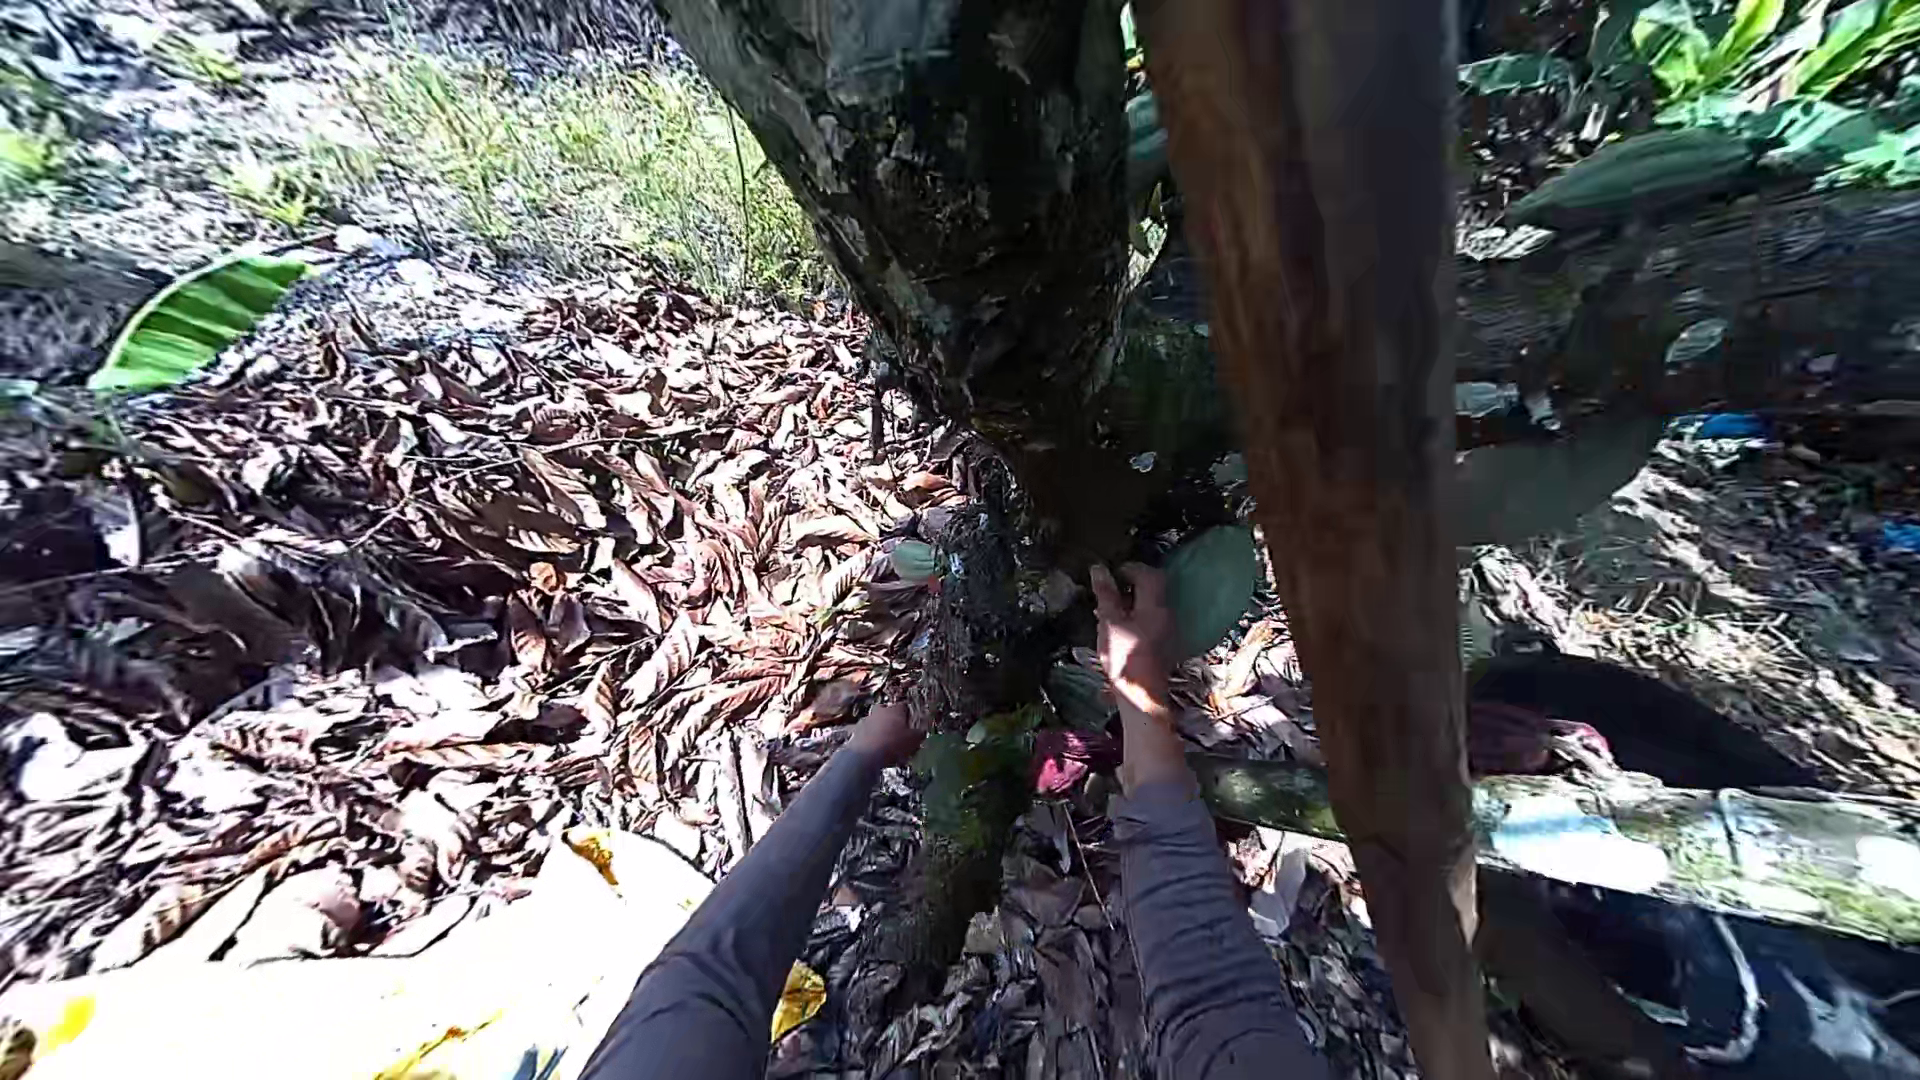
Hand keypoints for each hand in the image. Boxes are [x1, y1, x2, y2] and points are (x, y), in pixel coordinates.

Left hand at [845, 702, 923, 766]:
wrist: (865, 756)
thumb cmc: (893, 745)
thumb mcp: (914, 742)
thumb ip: (919, 735)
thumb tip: (921, 732)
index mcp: (895, 710)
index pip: (904, 706)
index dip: (908, 714)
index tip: (910, 723)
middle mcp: (879, 711)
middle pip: (885, 710)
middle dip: (890, 718)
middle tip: (895, 730)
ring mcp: (865, 721)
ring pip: (874, 720)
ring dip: (878, 728)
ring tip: (883, 741)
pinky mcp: (855, 732)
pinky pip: (864, 733)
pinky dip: (868, 738)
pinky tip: (872, 748)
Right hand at [1090, 563, 1175, 719]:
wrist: (1139, 696)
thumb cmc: (1123, 656)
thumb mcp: (1109, 622)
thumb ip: (1106, 594)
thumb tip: (1099, 569)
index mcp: (1155, 605)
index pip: (1149, 574)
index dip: (1130, 568)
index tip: (1111, 573)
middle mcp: (1166, 614)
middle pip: (1152, 588)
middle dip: (1131, 584)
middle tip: (1108, 589)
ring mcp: (1166, 630)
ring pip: (1150, 604)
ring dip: (1131, 601)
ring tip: (1108, 609)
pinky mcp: (1161, 643)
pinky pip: (1149, 619)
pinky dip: (1134, 616)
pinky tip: (1117, 627)